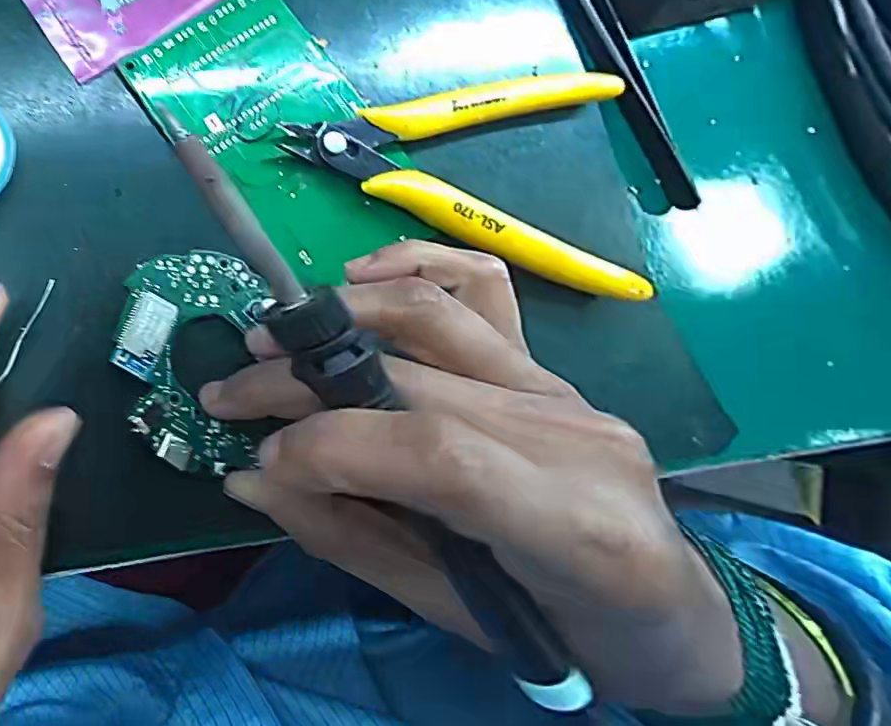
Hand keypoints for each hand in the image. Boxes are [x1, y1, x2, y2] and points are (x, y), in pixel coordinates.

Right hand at [200, 241, 742, 713]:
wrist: (669, 610)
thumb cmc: (561, 629)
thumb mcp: (445, 610)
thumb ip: (341, 535)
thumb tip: (246, 477)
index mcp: (571, 525)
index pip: (434, 454)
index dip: (328, 448)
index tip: (262, 459)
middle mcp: (567, 434)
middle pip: (401, 376)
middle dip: (288, 384)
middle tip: (223, 398)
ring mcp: (555, 384)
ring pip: (427, 311)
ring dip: (327, 315)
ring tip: (265, 339)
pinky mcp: (538, 360)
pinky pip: (479, 284)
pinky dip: (411, 263)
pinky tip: (354, 274)